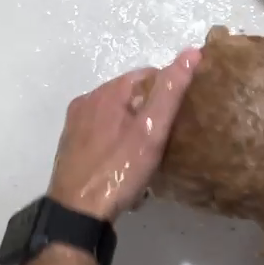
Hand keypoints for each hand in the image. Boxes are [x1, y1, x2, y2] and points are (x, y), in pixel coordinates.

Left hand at [47, 47, 199, 220]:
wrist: (78, 212)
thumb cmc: (119, 169)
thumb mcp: (152, 131)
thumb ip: (171, 91)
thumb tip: (192, 52)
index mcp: (107, 92)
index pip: (149, 74)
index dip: (169, 91)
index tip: (181, 116)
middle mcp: (87, 101)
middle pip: (131, 94)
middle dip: (151, 109)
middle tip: (167, 137)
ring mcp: (76, 123)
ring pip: (116, 113)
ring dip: (134, 125)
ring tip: (150, 151)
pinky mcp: (71, 144)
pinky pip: (102, 131)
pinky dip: (118, 139)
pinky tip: (127, 161)